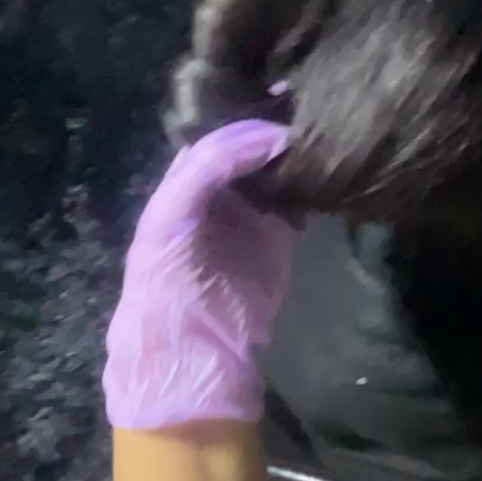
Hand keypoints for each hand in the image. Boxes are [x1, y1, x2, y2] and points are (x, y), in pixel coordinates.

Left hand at [104, 120, 293, 429]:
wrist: (196, 357)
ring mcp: (248, 215)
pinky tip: (315, 182)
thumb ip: (198, 178)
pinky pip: (292, 203)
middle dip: (269, 134)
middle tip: (302, 123)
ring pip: (271, 171)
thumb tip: (253, 141)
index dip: (241, 131)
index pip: (213, 143)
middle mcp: (216, 195)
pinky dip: (304, 190)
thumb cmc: (167, 289)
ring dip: (289, 158)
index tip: (275, 127)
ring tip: (313, 145)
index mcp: (181, 189)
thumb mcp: (167, 226)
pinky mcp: (275, 238)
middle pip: (245, 151)